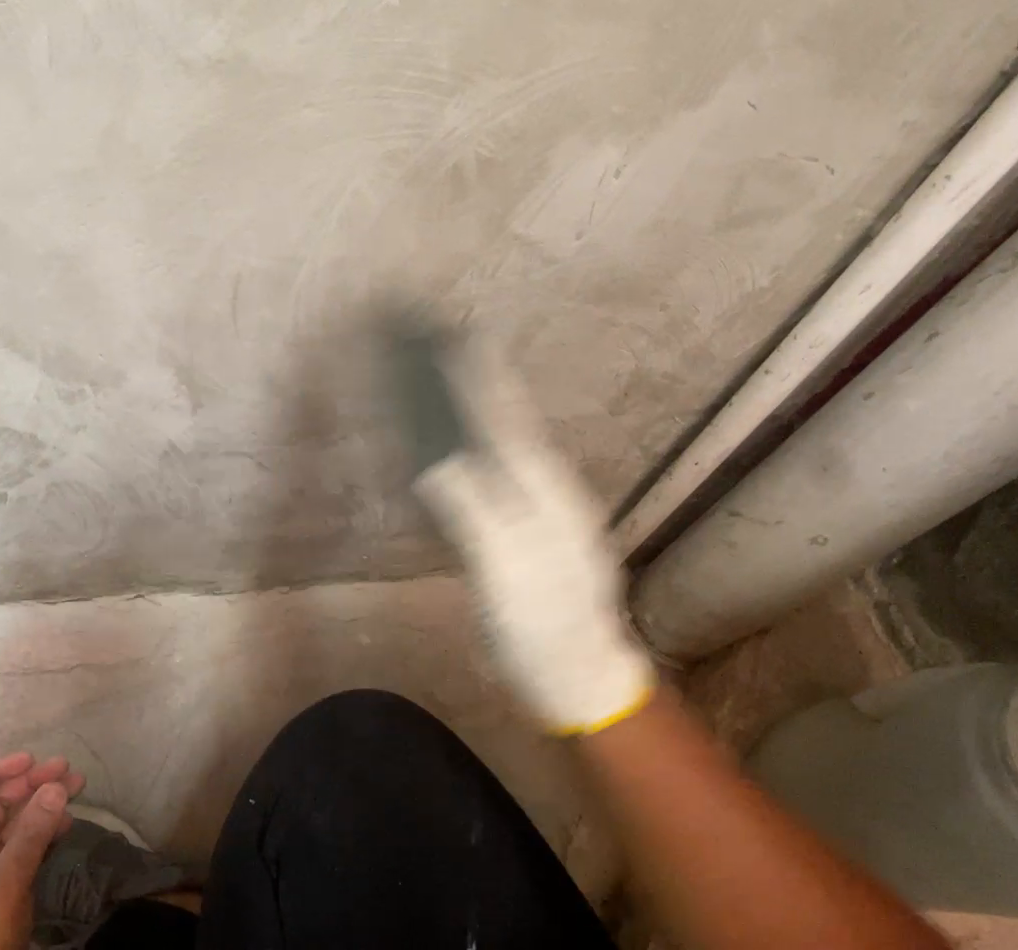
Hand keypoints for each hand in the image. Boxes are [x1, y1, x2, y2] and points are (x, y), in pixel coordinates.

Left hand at [0, 752, 86, 949]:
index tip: (32, 759)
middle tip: (68, 770)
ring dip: (44, 807)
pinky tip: (66, 825)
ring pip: (15, 827)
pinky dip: (44, 834)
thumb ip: (33, 831)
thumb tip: (56, 786)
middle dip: (32, 785)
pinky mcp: (3, 891)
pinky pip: (24, 850)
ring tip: (77, 789)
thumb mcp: (7, 878)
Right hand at [412, 338, 656, 734]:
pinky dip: (487, 444)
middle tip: (463, 343)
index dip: (481, 386)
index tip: (459, 343)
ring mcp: (544, 513)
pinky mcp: (530, 533)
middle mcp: (550, 493)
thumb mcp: (507, 575)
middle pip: (512, 427)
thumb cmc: (541, 627)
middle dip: (487, 385)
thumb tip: (440, 462)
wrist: (577, 674)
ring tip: (471, 377)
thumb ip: (477, 515)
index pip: (506, 427)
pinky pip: (505, 473)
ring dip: (490, 408)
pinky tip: (478, 441)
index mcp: (547, 497)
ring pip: (512, 446)